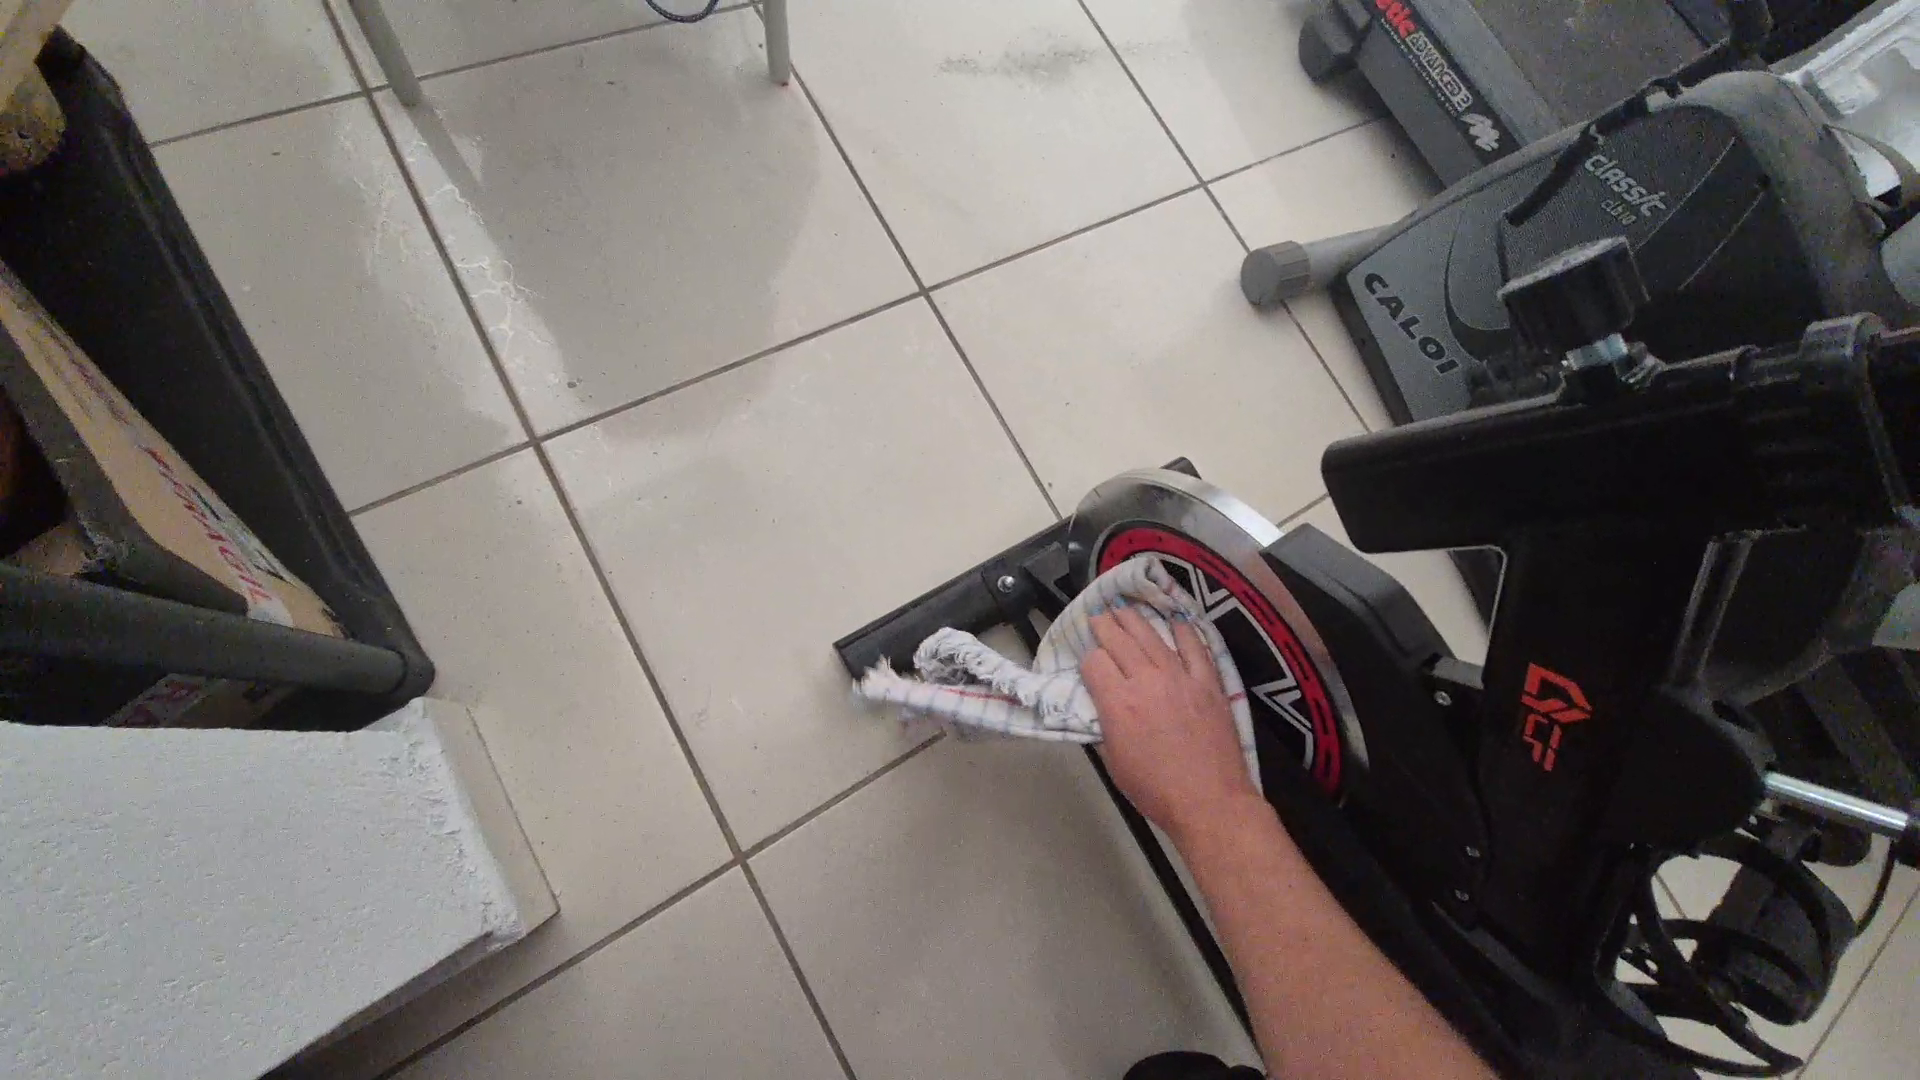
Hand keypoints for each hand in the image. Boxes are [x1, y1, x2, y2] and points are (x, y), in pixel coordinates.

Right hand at [1083, 608, 1261, 840]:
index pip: (1094, 662)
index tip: (1088, 664)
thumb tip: (1101, 706)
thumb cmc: (1155, 789)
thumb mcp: (1113, 761)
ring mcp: (1180, 678)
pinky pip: (1195, 648)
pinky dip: (1184, 631)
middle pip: (1120, 640)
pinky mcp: (1208, 684)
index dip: (1087, 659)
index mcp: (1118, 703)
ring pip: (1153, 637)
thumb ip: (1104, 725)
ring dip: (1135, 619)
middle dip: (1105, 625)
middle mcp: (1147, 681)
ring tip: (1124, 608)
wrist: (1210, 802)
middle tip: (1098, 615)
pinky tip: (1175, 620)